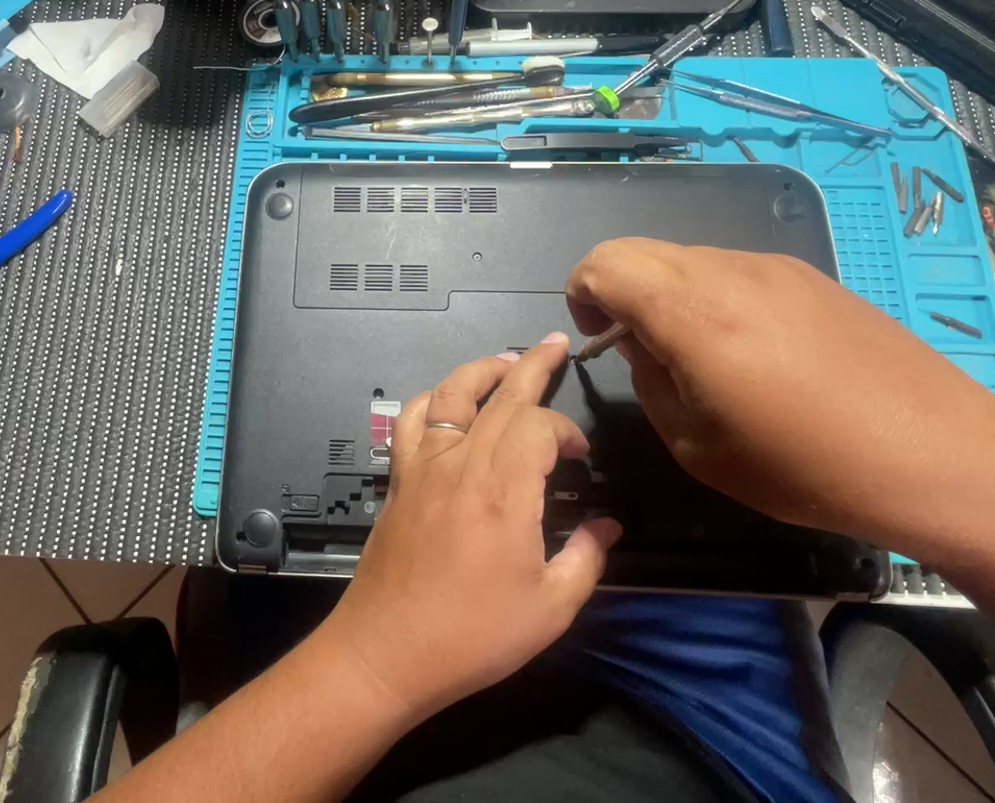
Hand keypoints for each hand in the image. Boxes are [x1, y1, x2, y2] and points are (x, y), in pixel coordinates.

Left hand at [310, 335, 622, 721]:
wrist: (386, 651)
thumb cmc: (473, 636)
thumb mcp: (550, 608)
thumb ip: (586, 558)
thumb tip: (607, 525)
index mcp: (504, 490)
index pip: (540, 425)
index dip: (567, 432)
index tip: (580, 460)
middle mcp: (461, 463)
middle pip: (500, 393)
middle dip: (534, 363)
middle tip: (556, 343)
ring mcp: (423, 465)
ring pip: (451, 393)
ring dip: (482, 368)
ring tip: (507, 360)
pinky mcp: (399, 477)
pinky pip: (412, 420)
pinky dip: (433, 398)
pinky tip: (449, 400)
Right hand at [564, 238, 994, 555]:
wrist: (943, 459)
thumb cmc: (806, 466)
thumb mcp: (696, 444)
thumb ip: (650, 379)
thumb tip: (641, 343)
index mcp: (691, 310)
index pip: (602, 261)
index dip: (580, 293)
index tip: (596, 337)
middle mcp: (729, 270)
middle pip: (640, 250)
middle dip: (618, 290)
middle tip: (640, 350)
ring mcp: (777, 267)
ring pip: (687, 258)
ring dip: (667, 293)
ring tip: (701, 358)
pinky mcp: (814, 277)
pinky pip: (734, 270)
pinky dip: (712, 296)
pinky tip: (753, 352)